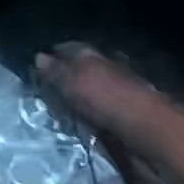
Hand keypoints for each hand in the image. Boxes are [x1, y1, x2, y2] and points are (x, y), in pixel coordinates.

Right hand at [33, 44, 165, 136]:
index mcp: (94, 55)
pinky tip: (76, 130)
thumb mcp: (75, 81)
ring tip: (54, 117)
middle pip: (77, 72)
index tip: (33, 72)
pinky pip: (96, 118)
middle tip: (40, 98)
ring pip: (87, 96)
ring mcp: (115, 95)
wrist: (150, 133)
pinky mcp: (121, 120)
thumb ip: (56, 71)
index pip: (68, 49)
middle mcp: (105, 70)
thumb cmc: (109, 100)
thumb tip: (38, 56)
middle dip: (61, 83)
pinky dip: (86, 122)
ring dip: (73, 105)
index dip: (51, 57)